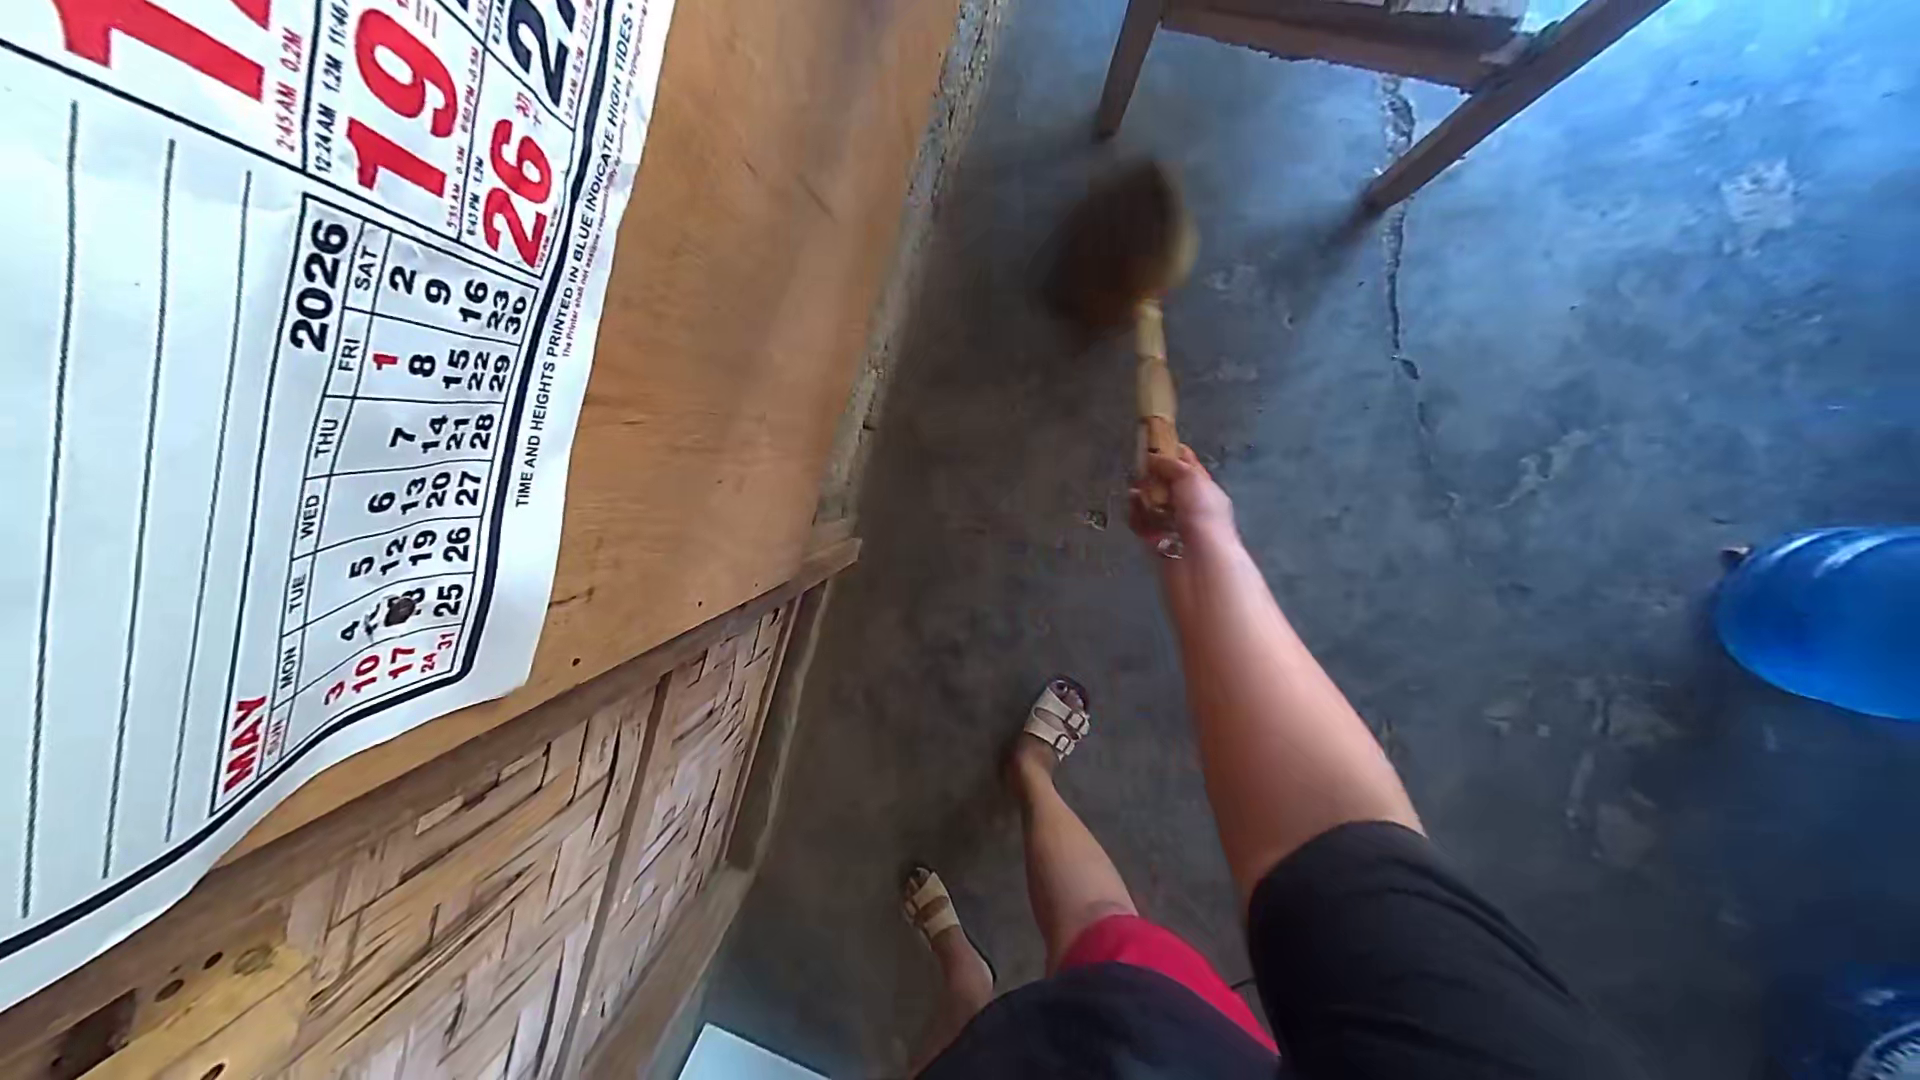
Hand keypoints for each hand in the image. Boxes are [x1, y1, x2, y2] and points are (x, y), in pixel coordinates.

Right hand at [1129, 445, 1235, 553]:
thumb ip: (1171, 465)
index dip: (1170, 454)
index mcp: (1205, 488)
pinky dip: (1136, 519)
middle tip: (1139, 475)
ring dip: (1141, 500)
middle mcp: (1191, 506)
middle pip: (1165, 485)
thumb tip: (1153, 458)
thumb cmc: (1201, 514)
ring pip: (1150, 505)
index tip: (1150, 445)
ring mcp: (1174, 524)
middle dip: (1150, 478)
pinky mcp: (1158, 541)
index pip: (1187, 465)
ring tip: (1134, 497)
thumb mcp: (1191, 478)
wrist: (1199, 560)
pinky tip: (1134, 515)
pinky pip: (1142, 525)